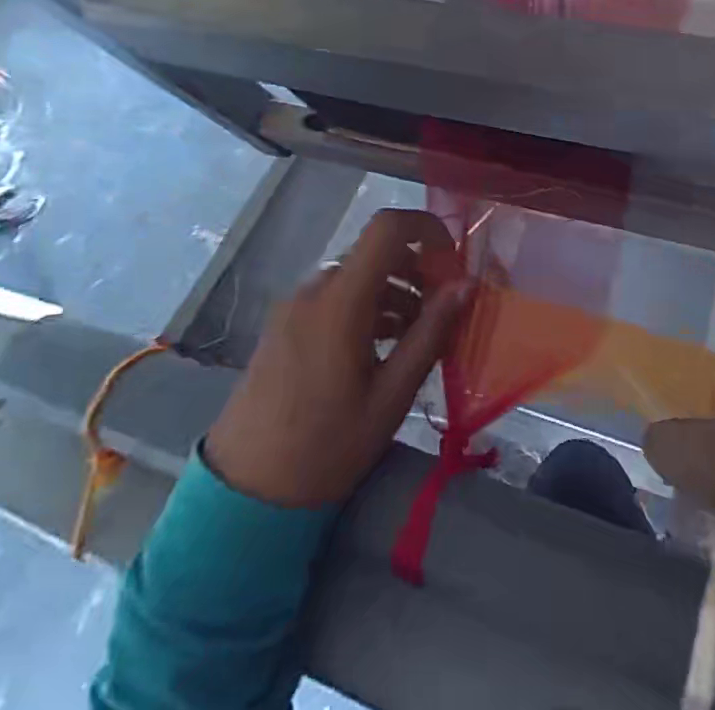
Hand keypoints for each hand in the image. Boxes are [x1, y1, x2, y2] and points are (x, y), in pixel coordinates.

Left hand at [205, 210, 468, 507]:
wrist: (248, 486)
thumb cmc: (328, 445)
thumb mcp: (392, 394)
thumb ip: (431, 333)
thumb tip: (466, 285)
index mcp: (340, 302)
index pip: (387, 228)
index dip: (427, 228)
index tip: (455, 262)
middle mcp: (314, 290)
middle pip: (376, 253)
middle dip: (418, 272)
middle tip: (444, 314)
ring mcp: (295, 306)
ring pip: (358, 276)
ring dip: (396, 293)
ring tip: (419, 338)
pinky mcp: (287, 323)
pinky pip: (336, 297)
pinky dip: (369, 307)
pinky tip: (384, 346)